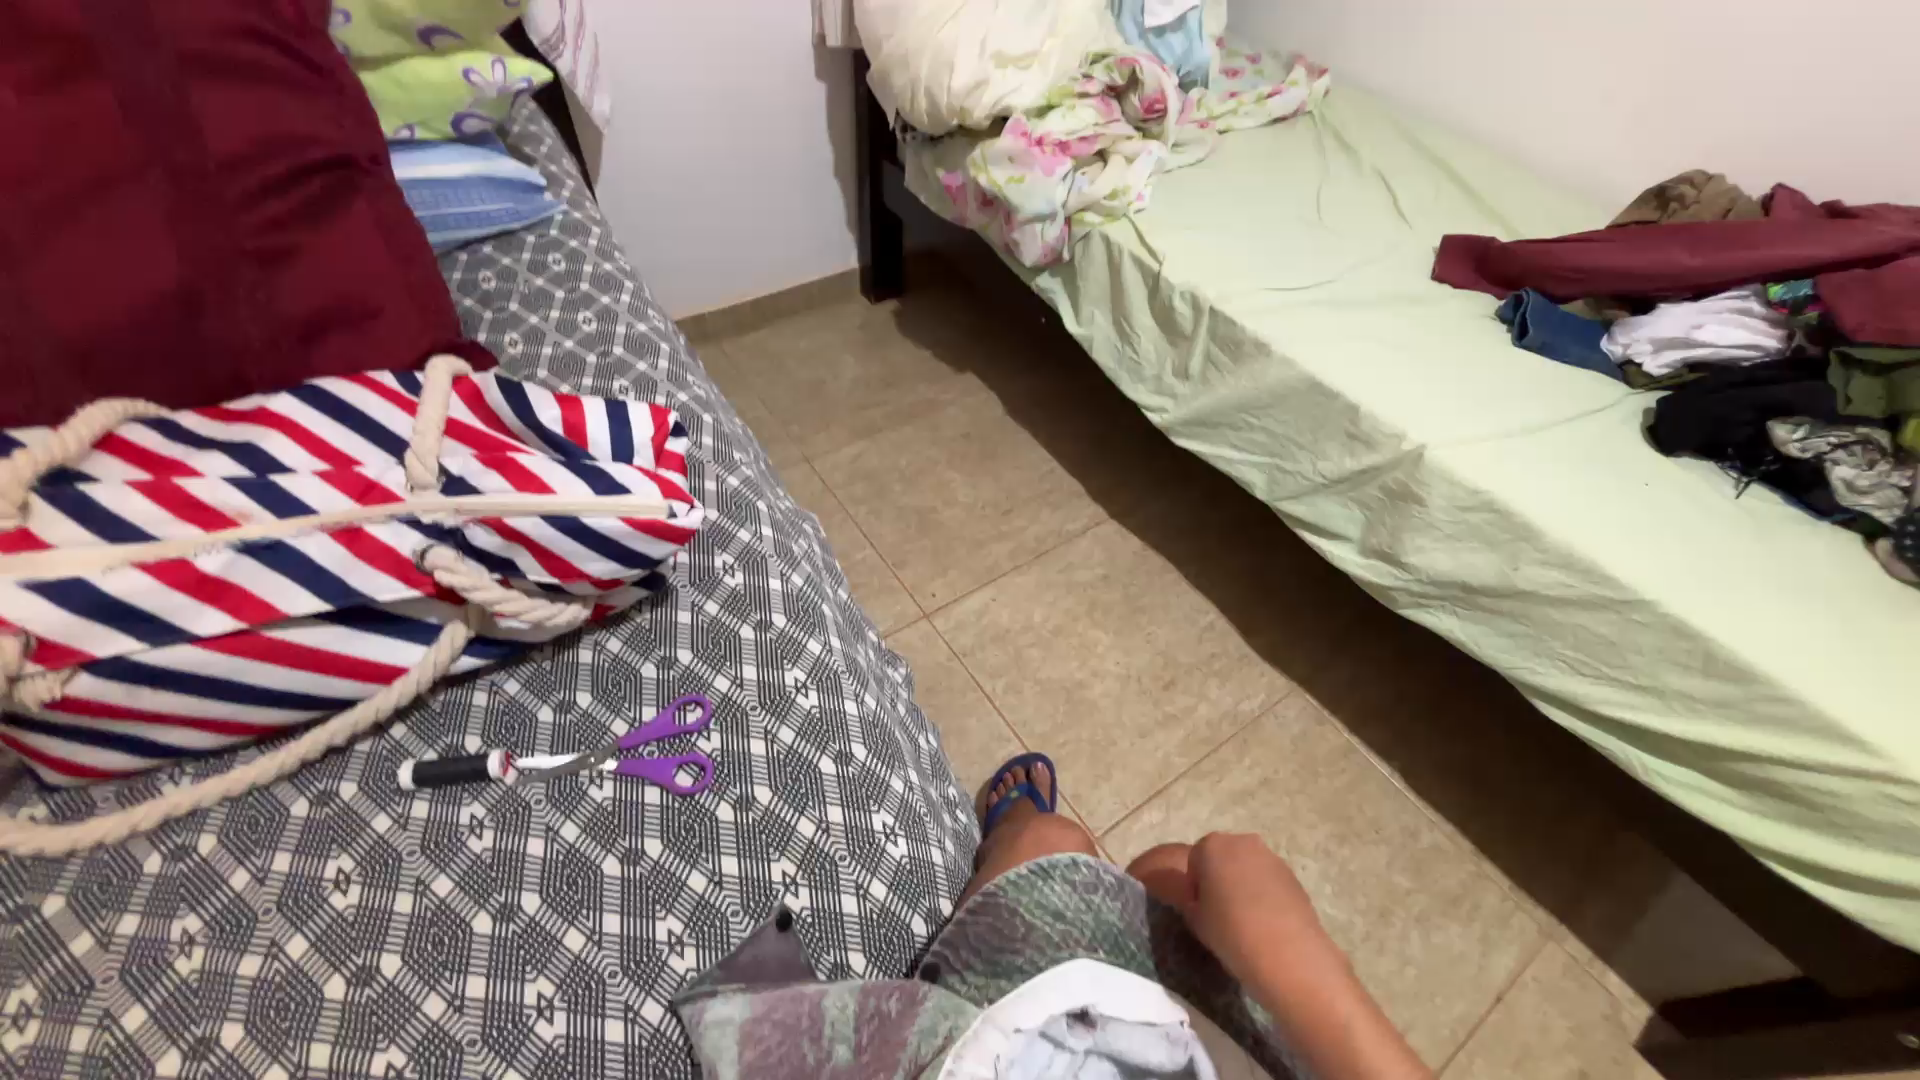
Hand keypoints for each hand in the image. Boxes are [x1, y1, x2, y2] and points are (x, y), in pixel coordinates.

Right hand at [1180, 832, 1331, 983]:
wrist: (1288, 956)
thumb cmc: (1230, 932)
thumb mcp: (1194, 918)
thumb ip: (1187, 899)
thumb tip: (1194, 897)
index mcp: (1212, 845)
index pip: (1194, 860)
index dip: (1194, 886)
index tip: (1200, 911)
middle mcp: (1242, 842)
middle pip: (1223, 857)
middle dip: (1219, 879)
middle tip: (1219, 913)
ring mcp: (1272, 857)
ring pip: (1248, 868)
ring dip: (1243, 885)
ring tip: (1245, 921)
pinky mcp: (1293, 877)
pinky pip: (1269, 881)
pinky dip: (1264, 895)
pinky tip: (1266, 923)